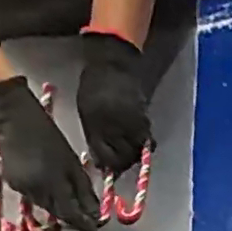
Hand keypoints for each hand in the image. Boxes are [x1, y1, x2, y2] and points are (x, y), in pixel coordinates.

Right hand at [0, 76, 100, 230]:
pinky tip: (48, 189)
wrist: (14, 116)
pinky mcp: (12, 184)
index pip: (71, 213)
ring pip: (44, 207)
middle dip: (72, 217)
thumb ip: (83, 189)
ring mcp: (23, 188)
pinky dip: (43, 197)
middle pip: (57, 213)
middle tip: (84, 218)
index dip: (83, 222)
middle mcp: (37, 191)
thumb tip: (94, 213)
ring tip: (68, 203)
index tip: (94, 227)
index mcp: (54, 184)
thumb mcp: (71, 161)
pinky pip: (32, 197)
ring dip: (57, 208)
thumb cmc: (47, 134)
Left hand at [76, 32, 151, 174]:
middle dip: (122, 162)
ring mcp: (131, 122)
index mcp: (97, 124)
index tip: (108, 168)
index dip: (108, 165)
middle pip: (124, 157)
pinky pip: (146, 139)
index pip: (107, 157)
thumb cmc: (94, 86)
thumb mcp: (86, 112)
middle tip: (119, 161)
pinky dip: (143, 142)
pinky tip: (137, 139)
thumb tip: (100, 164)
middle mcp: (115, 125)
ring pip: (137, 151)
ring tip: (127, 150)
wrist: (113, 62)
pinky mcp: (144, 117)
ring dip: (133, 154)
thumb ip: (93, 138)